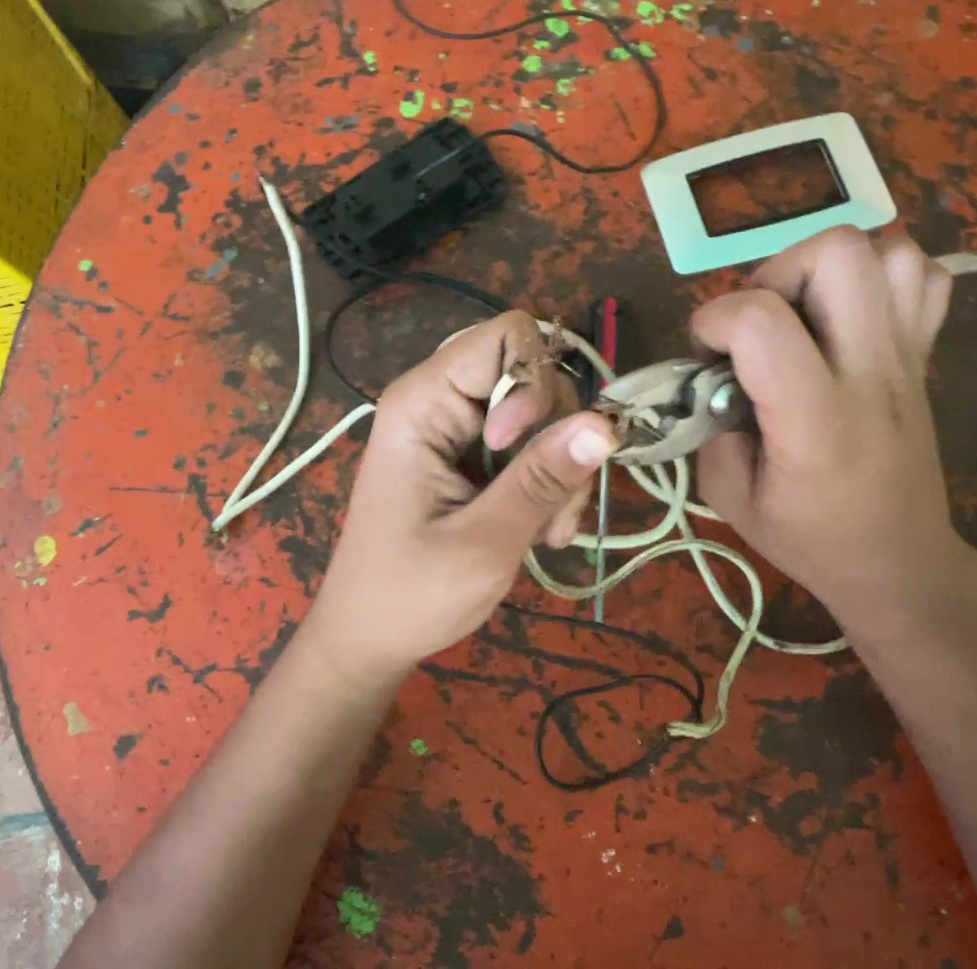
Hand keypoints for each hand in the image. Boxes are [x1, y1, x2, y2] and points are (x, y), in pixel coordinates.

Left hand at [305, 311, 617, 681]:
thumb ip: (543, 480)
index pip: (506, 336)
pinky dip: (548, 485)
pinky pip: (532, 447)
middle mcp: (440, 401)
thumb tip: (607, 424)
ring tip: (548, 533)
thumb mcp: (484, 542)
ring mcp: (459, 429)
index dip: (534, 382)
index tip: (516, 445)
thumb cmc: (409, 596)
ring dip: (560, 470)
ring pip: (544, 415)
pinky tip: (544, 533)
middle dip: (557, 435)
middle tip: (552, 505)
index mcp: (422, 403)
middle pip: (534, 375)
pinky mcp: (473, 457)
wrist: (370, 638)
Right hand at [692, 226, 976, 616]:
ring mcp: (906, 357)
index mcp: (816, 417)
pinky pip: (923, 276)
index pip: (762, 320)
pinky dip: (881, 278)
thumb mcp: (730, 498)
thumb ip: (709, 428)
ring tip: (802, 318)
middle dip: (776, 274)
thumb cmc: (811, 539)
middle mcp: (869, 372)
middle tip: (759, 326)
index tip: (706, 359)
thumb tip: (711, 378)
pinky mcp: (924, 355)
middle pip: (835, 253)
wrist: (899, 562)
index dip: (714, 321)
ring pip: (886, 251)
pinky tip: (848, 318)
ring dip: (828, 271)